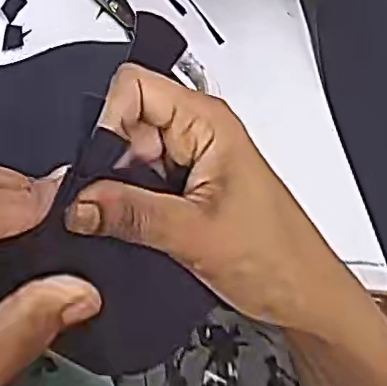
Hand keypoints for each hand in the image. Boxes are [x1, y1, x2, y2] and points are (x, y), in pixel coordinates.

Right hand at [64, 64, 348, 331]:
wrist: (307, 300)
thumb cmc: (282, 259)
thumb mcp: (196, 235)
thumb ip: (130, 213)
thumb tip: (79, 200)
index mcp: (205, 119)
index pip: (134, 84)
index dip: (111, 119)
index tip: (104, 163)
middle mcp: (195, 127)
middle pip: (124, 118)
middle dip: (114, 161)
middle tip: (120, 201)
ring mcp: (187, 153)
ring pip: (127, 149)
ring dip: (122, 185)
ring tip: (145, 219)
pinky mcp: (182, 178)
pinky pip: (136, 174)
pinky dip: (130, 198)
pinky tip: (147, 223)